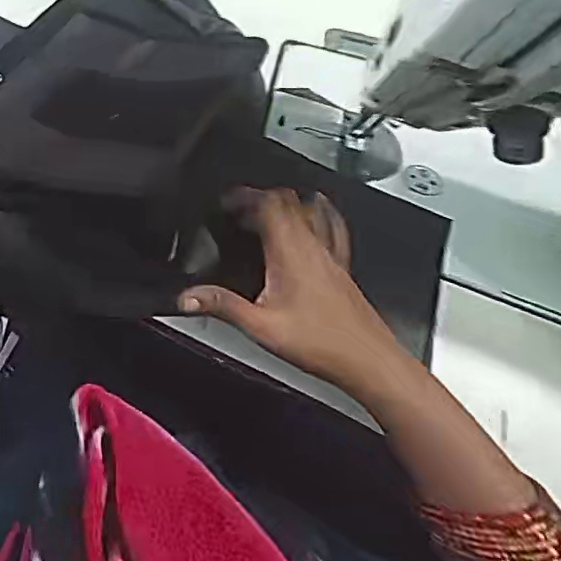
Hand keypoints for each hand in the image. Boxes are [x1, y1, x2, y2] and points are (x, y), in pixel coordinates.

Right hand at [178, 188, 413, 394]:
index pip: (270, 204)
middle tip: (240, 206)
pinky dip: (318, 220)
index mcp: (291, 253)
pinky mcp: (343, 272)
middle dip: (262, 197)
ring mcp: (332, 258)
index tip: (226, 201)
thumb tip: (187, 296)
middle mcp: (314, 249)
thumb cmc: (324, 345)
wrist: (373, 365)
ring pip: (312, 213)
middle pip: (291, 202)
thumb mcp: (260, 327)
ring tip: (271, 208)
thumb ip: (221, 306)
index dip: (245, 195)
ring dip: (289, 205)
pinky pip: (332, 232)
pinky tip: (313, 230)